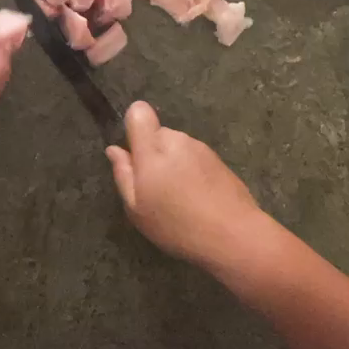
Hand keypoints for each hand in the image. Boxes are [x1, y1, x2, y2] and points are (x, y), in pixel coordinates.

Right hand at [104, 101, 267, 268]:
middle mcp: (177, 141)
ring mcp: (201, 148)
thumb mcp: (137, 209)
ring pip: (177, 146)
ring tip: (179, 197)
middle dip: (153, 153)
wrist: (233, 235)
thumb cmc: (177, 225)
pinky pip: (194, 157)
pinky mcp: (218, 159)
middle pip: (157, 133)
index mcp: (152, 150)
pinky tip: (197, 198)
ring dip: (173, 163)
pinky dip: (191, 171)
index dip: (134, 126)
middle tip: (156, 188)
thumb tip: (114, 150)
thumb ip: (123, 174)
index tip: (134, 153)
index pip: (139, 113)